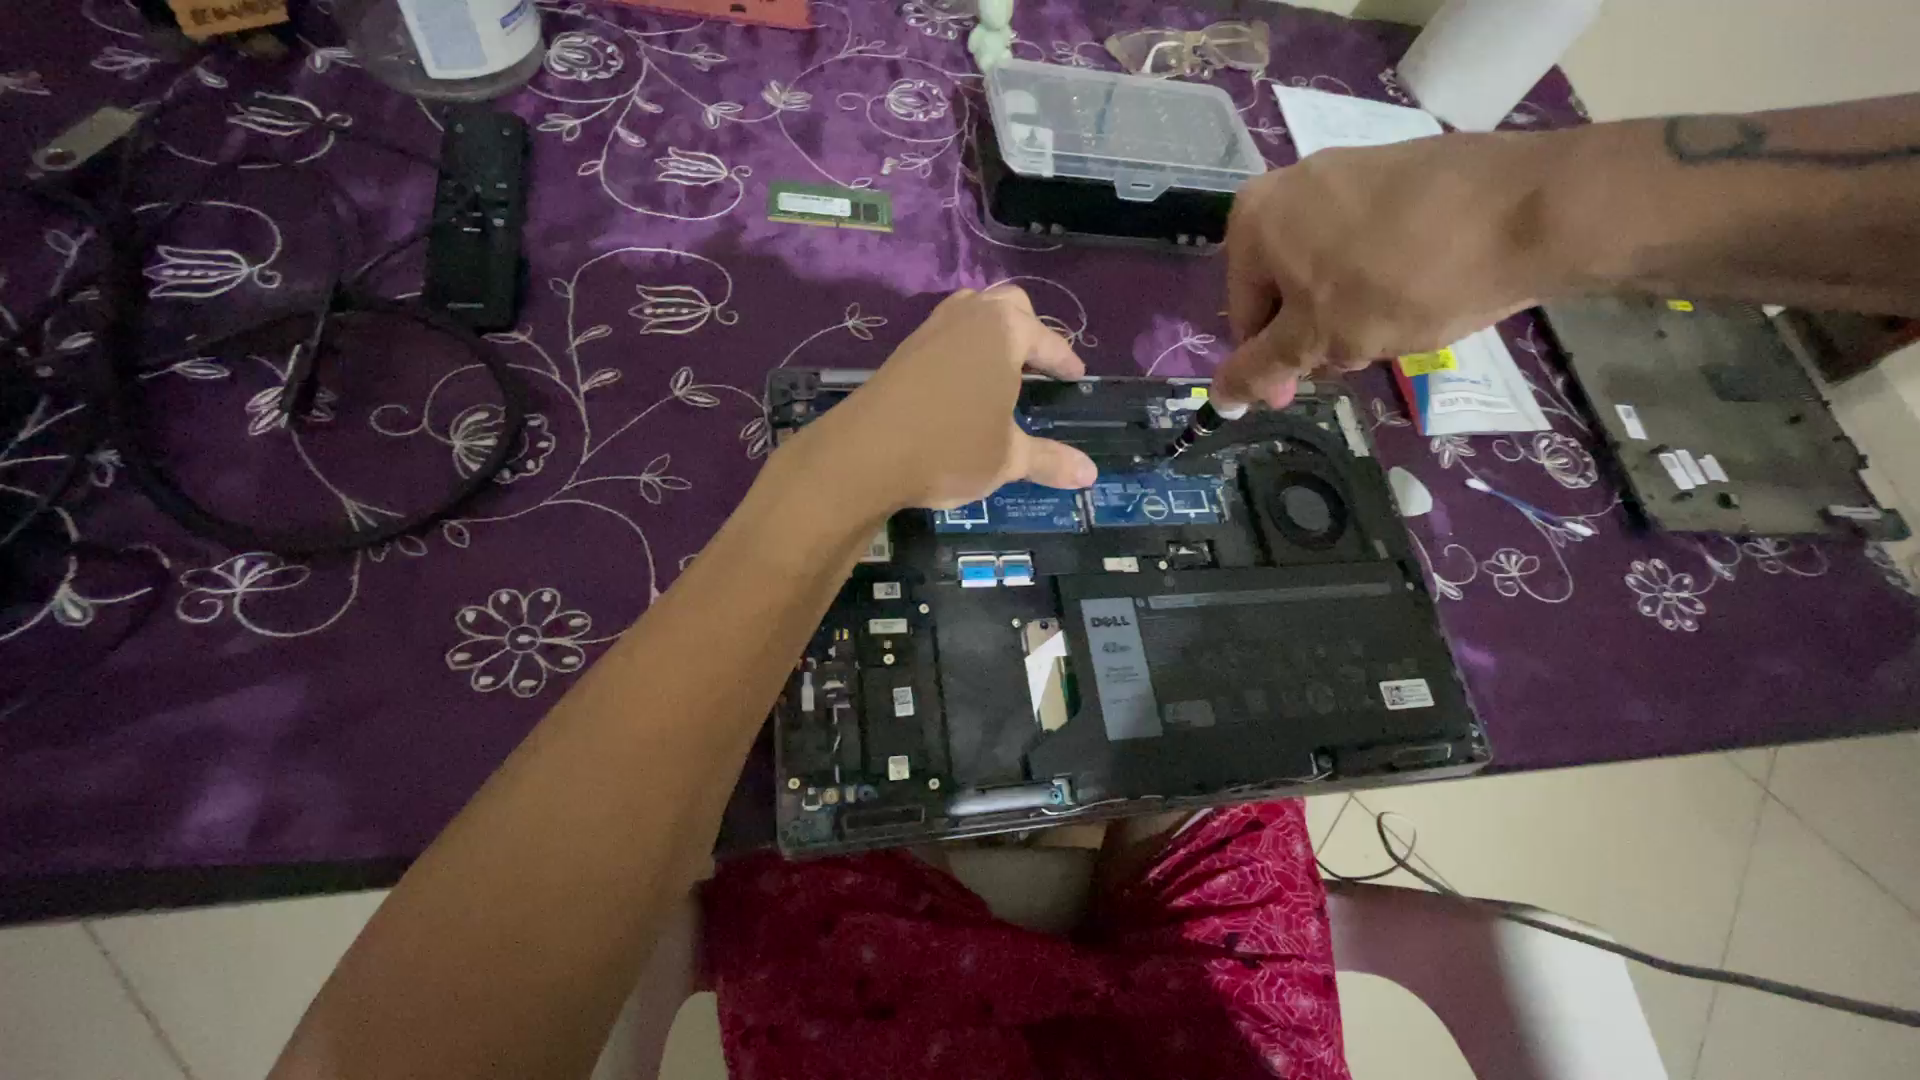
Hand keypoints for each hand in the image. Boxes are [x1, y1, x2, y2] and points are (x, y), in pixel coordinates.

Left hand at [793, 286, 1097, 511]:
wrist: (865, 455)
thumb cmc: (950, 448)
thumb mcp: (1007, 458)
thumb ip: (1050, 460)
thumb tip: (1091, 474)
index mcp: (1004, 332)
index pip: (1047, 340)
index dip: (1065, 360)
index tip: (1076, 376)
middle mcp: (968, 317)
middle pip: (1009, 306)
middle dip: (1030, 331)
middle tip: (1039, 367)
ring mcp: (931, 329)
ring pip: (972, 313)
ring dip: (992, 334)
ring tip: (1003, 371)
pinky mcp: (904, 350)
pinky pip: (946, 334)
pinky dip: (964, 348)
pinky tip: (963, 385)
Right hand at [1215, 132, 1558, 407]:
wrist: (1534, 210)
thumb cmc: (1402, 280)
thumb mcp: (1320, 340)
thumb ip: (1260, 370)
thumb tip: (1217, 398)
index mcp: (1254, 220)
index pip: (1242, 317)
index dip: (1270, 364)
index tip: (1301, 392)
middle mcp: (1290, 184)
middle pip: (1282, 292)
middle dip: (1313, 335)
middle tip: (1360, 353)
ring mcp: (1348, 172)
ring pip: (1324, 271)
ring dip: (1346, 313)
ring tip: (1395, 325)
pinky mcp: (1399, 172)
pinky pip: (1364, 242)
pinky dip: (1378, 277)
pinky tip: (1417, 293)